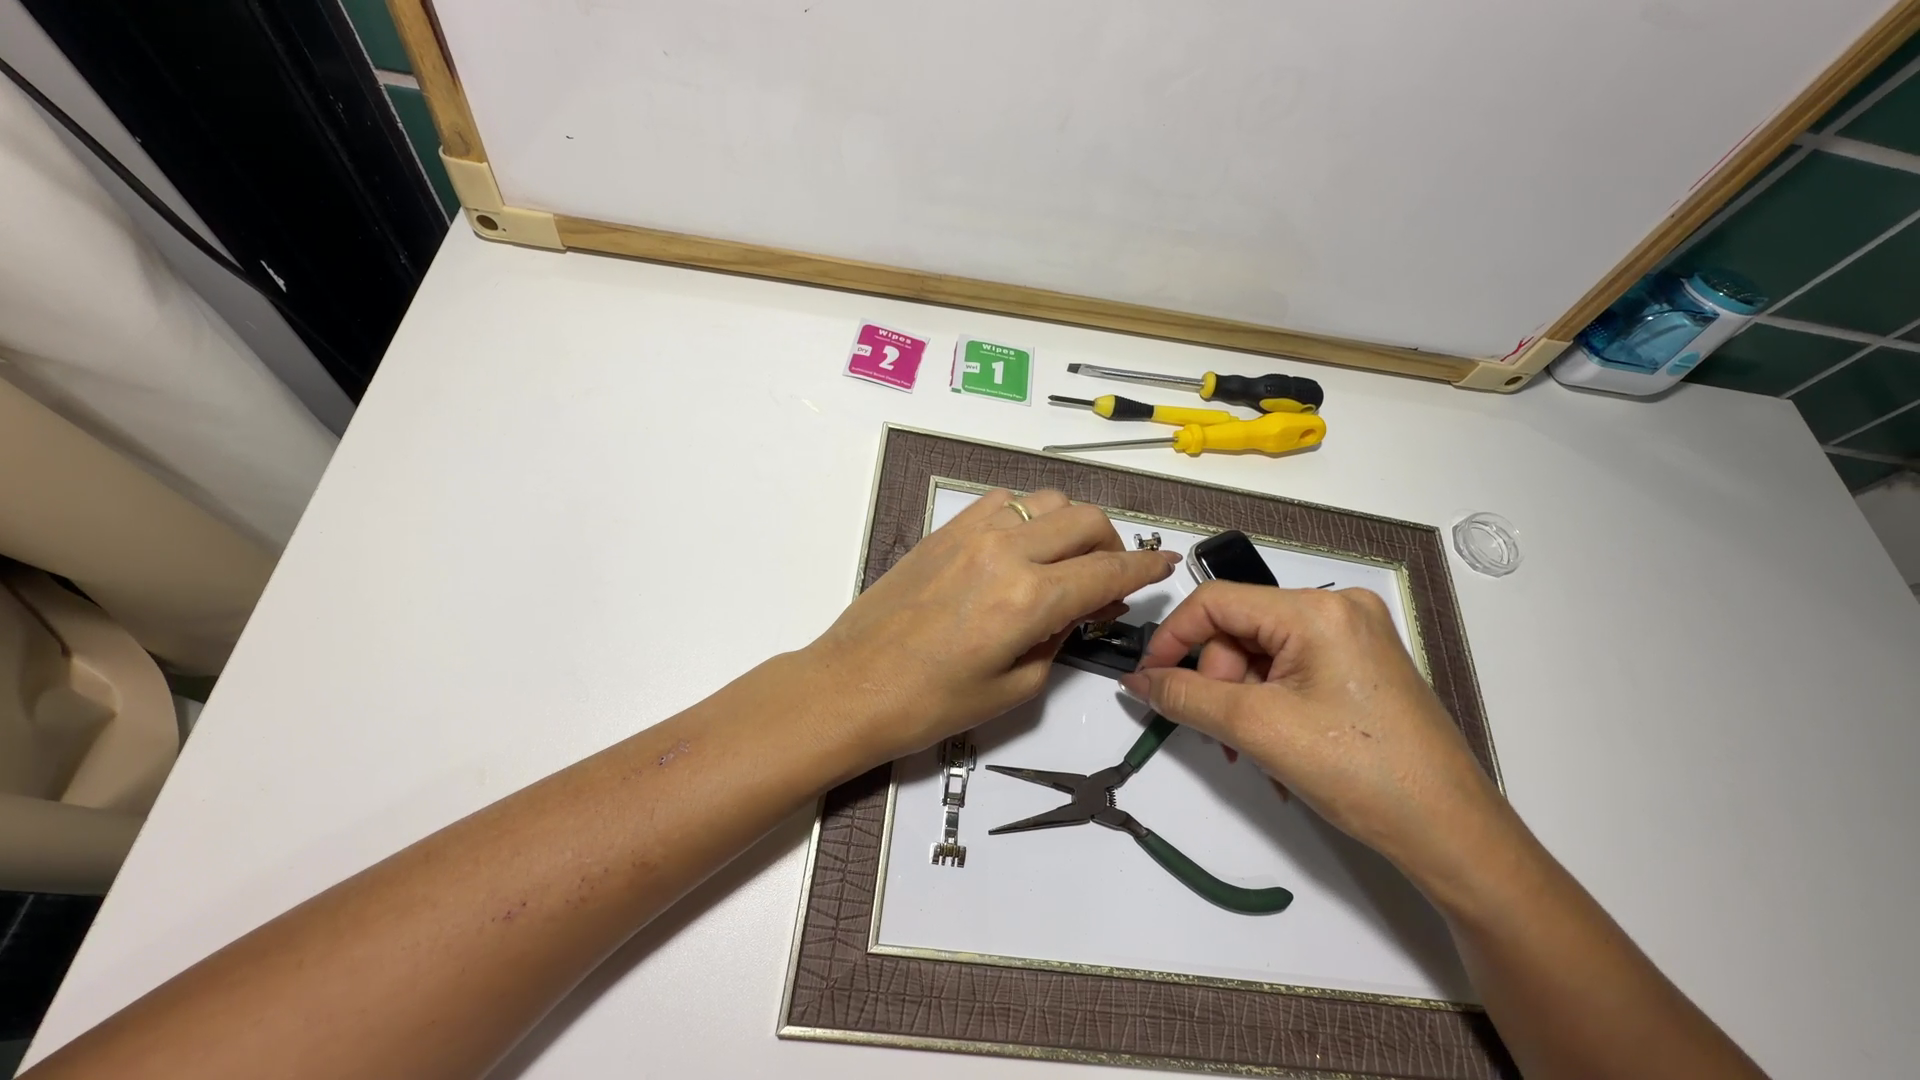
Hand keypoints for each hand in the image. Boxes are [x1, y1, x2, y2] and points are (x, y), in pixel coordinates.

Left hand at [803, 489, 1178, 762]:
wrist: (852, 686)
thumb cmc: (930, 704)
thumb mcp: (1015, 687)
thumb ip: (1059, 639)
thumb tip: (1080, 609)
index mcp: (1028, 599)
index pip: (1107, 571)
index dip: (1144, 567)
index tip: (1164, 564)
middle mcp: (1005, 552)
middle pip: (1084, 520)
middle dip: (1111, 543)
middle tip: (1108, 576)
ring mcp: (971, 533)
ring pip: (1046, 500)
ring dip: (1070, 523)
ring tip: (1065, 559)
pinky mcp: (945, 530)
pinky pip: (1002, 502)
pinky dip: (1027, 515)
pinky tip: (1021, 545)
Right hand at [1118, 583, 1509, 887]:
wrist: (1449, 831)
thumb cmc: (1359, 773)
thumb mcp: (1256, 730)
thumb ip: (1186, 697)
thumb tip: (1138, 682)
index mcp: (1317, 610)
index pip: (1216, 601)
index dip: (1172, 638)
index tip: (1149, 682)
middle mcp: (1339, 609)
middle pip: (1240, 630)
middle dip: (1216, 683)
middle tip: (1218, 736)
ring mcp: (1355, 637)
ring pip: (1262, 655)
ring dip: (1240, 702)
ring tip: (1249, 753)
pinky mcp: (1361, 666)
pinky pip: (1291, 671)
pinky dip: (1269, 706)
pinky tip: (1275, 749)